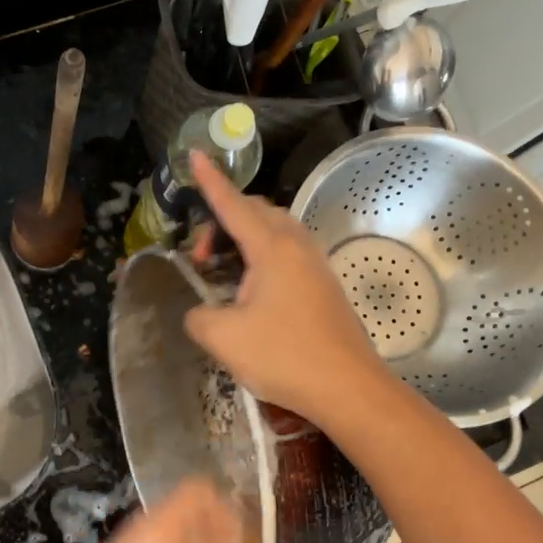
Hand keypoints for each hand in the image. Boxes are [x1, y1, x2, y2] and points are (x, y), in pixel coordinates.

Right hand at [182, 150, 387, 421]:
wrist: (348, 387)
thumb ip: (199, 315)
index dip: (210, 182)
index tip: (195, 155)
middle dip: (222, 220)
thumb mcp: (223, 338)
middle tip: (200, 256)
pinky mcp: (323, 287)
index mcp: (272, 248)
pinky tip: (249, 290)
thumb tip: (202, 311)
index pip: (233, 205)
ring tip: (221, 270)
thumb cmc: (284, 356)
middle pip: (256, 212)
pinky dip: (261, 257)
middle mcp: (296, 246)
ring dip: (243, 240)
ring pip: (274, 232)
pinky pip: (286, 254)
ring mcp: (315, 265)